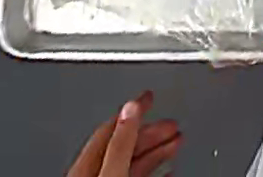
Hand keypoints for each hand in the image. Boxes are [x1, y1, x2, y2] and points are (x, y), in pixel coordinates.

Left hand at [67, 91, 181, 176]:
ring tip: (175, 141)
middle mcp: (91, 172)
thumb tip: (131, 107)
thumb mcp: (111, 171)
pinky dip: (151, 169)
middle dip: (151, 129)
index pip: (113, 124)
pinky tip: (165, 170)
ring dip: (155, 149)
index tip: (150, 95)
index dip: (134, 107)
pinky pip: (134, 176)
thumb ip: (121, 141)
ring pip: (130, 160)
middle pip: (124, 142)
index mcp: (87, 162)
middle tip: (172, 123)